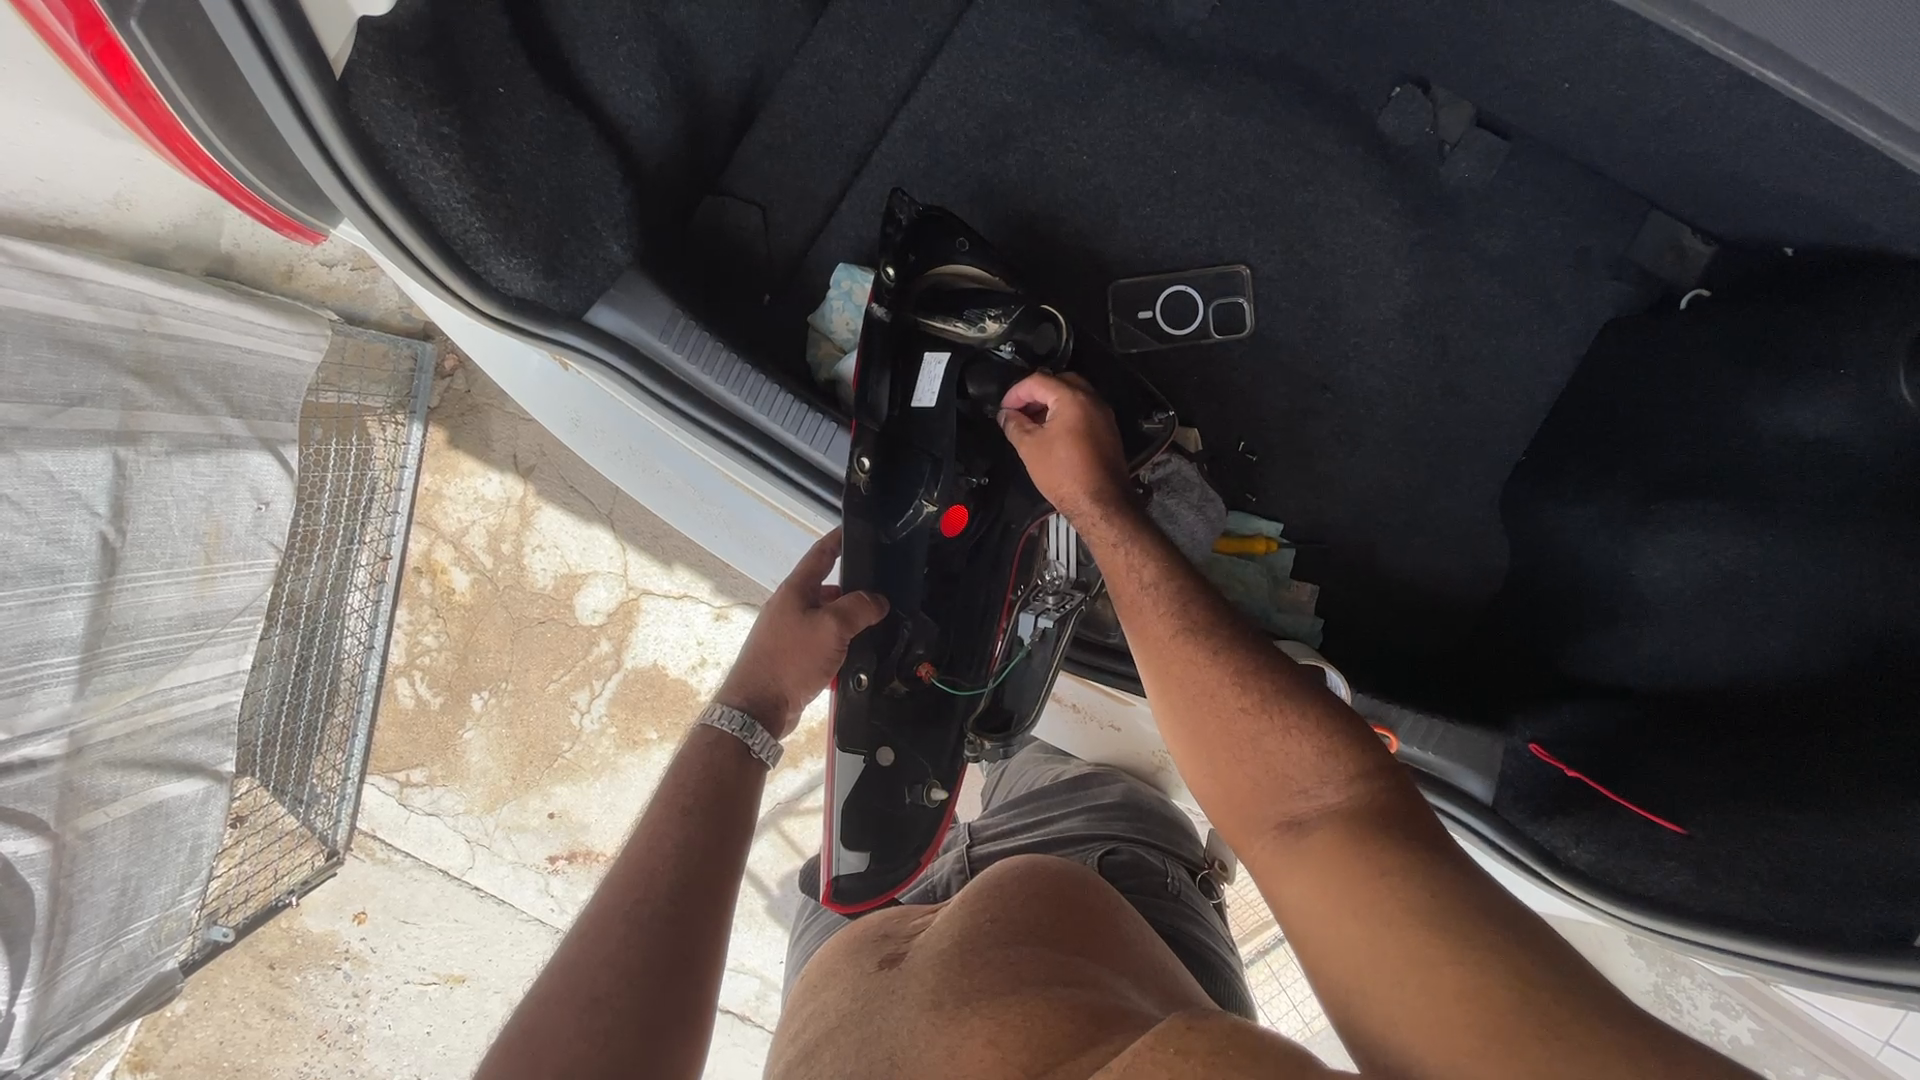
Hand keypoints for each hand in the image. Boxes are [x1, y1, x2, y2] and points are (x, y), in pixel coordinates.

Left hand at [714, 529, 888, 738]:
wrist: (757, 707)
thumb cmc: (791, 659)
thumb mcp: (833, 628)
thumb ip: (859, 608)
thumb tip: (878, 601)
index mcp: (796, 590)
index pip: (820, 554)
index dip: (838, 540)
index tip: (854, 530)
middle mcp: (790, 607)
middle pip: (827, 590)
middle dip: (854, 592)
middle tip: (881, 596)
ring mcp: (788, 633)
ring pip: (827, 621)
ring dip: (848, 625)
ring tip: (874, 631)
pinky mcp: (791, 658)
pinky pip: (822, 646)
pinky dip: (839, 649)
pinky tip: (855, 661)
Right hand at [998, 372, 1131, 521]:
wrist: (1100, 503)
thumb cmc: (1064, 474)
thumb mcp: (1029, 447)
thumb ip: (1014, 425)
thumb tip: (1005, 414)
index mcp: (1072, 398)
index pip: (1038, 381)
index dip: (1015, 392)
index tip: (1003, 409)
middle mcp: (1092, 400)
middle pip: (1059, 382)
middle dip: (1035, 394)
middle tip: (1018, 411)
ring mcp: (1103, 415)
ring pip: (1073, 396)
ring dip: (1051, 404)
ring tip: (1032, 423)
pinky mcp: (1108, 431)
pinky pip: (1083, 411)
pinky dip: (1066, 414)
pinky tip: (1052, 434)